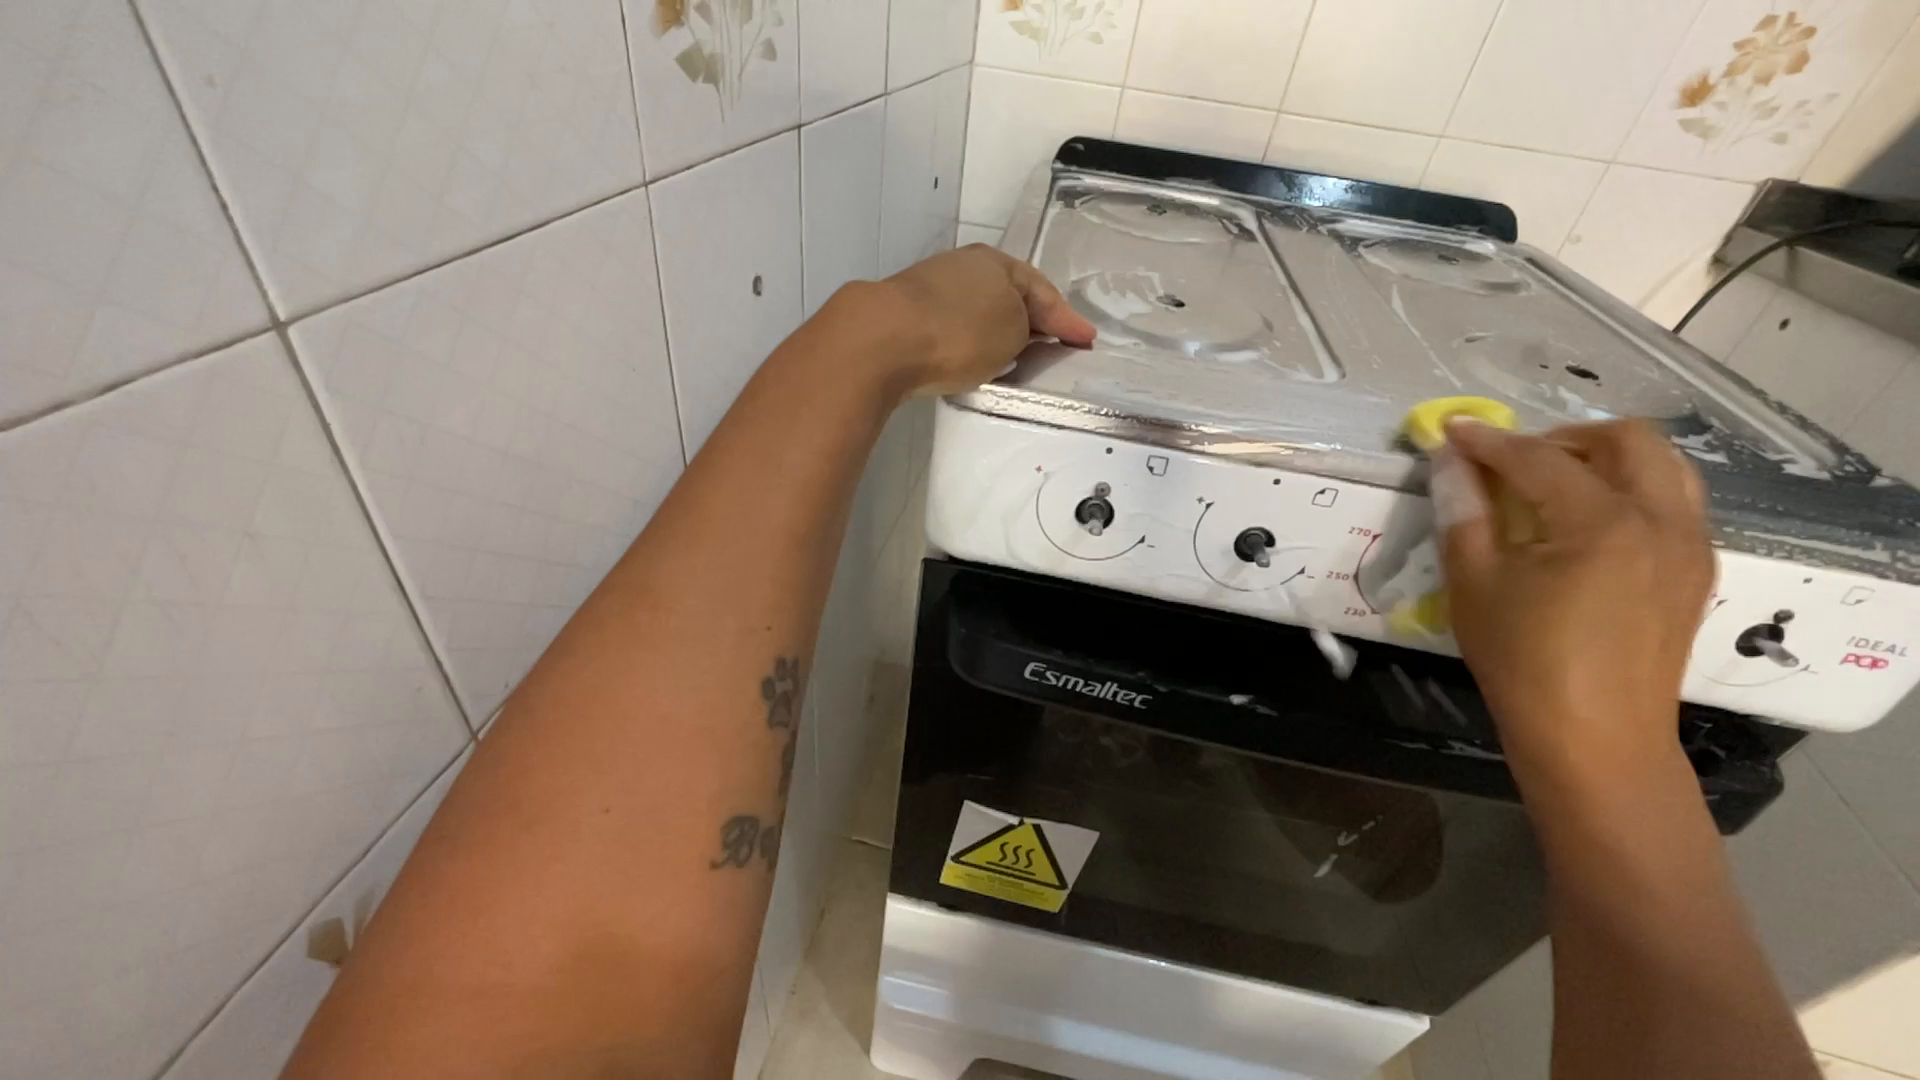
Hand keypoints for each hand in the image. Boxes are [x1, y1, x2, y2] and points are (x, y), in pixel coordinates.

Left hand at [825, 245, 1095, 399]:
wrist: (883, 339)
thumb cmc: (960, 331)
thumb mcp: (1013, 332)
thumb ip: (1026, 330)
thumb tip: (1020, 331)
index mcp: (997, 263)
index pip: (1043, 292)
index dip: (1066, 320)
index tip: (1086, 339)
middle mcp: (963, 266)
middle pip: (1008, 296)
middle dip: (1031, 320)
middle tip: (1052, 344)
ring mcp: (930, 287)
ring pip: (978, 310)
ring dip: (997, 330)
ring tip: (1013, 355)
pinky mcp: (905, 313)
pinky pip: (951, 325)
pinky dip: (968, 339)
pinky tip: (969, 356)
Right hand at [1435, 420, 1713, 779]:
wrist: (1594, 739)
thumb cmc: (1523, 662)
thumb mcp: (1474, 584)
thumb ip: (1463, 513)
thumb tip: (1450, 464)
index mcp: (1602, 522)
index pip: (1539, 459)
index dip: (1489, 442)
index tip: (1450, 432)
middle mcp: (1661, 520)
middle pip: (1626, 441)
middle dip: (1562, 437)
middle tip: (1511, 460)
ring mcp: (1690, 546)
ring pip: (1662, 467)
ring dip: (1605, 459)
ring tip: (1552, 484)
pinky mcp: (1695, 572)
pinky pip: (1672, 503)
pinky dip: (1629, 491)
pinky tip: (1584, 525)